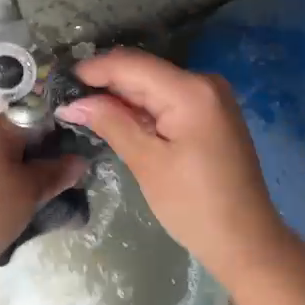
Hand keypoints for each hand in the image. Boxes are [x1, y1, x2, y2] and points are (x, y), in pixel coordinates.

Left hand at [0, 115, 87, 274]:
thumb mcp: (29, 195)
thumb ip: (57, 173)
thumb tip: (79, 159)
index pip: (40, 118)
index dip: (59, 139)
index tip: (69, 165)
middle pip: (18, 137)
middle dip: (37, 159)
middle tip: (51, 189)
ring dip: (15, 173)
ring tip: (26, 202)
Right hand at [57, 49, 304, 304]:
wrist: (245, 239)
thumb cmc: (193, 205)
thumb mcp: (147, 163)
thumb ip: (111, 123)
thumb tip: (73, 103)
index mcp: (191, 91)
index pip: (131, 65)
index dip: (93, 70)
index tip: (59, 82)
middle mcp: (205, 82)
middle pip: (144, 72)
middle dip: (105, 84)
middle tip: (66, 100)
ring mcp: (213, 97)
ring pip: (155, 85)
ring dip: (122, 96)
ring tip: (83, 110)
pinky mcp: (213, 114)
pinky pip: (170, 100)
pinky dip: (144, 108)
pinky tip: (119, 120)